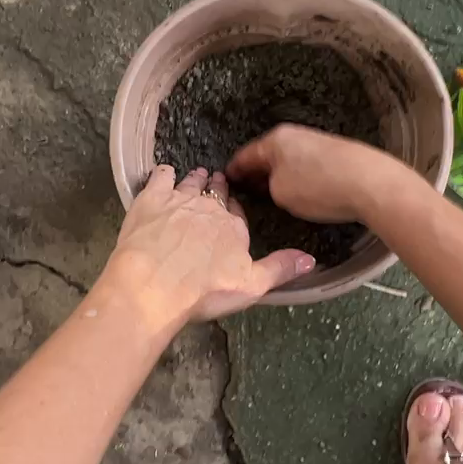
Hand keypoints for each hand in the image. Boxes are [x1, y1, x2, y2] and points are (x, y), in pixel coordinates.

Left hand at [101, 165, 315, 328]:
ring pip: (191, 183)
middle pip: (216, 194)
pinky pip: (160, 176)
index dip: (235, 210)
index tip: (233, 206)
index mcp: (234, 228)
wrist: (155, 284)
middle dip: (218, 188)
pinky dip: (164, 173)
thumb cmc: (203, 290)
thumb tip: (310, 259)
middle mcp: (210, 208)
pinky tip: (164, 172)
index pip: (238, 213)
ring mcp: (179, 201)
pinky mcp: (152, 199)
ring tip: (198, 174)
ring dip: (195, 179)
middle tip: (217, 181)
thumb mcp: (251, 286)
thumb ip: (279, 269)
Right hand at [225, 124, 421, 223]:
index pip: (245, 155)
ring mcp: (316, 141)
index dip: (234, 170)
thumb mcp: (280, 193)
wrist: (371, 183)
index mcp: (275, 140)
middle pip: (267, 155)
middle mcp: (294, 135)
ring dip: (279, 174)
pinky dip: (299, 176)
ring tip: (275, 193)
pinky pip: (307, 165)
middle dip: (257, 171)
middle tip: (248, 189)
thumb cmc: (320, 187)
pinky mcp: (335, 153)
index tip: (227, 179)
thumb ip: (268, 186)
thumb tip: (273, 183)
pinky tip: (303, 190)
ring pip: (288, 159)